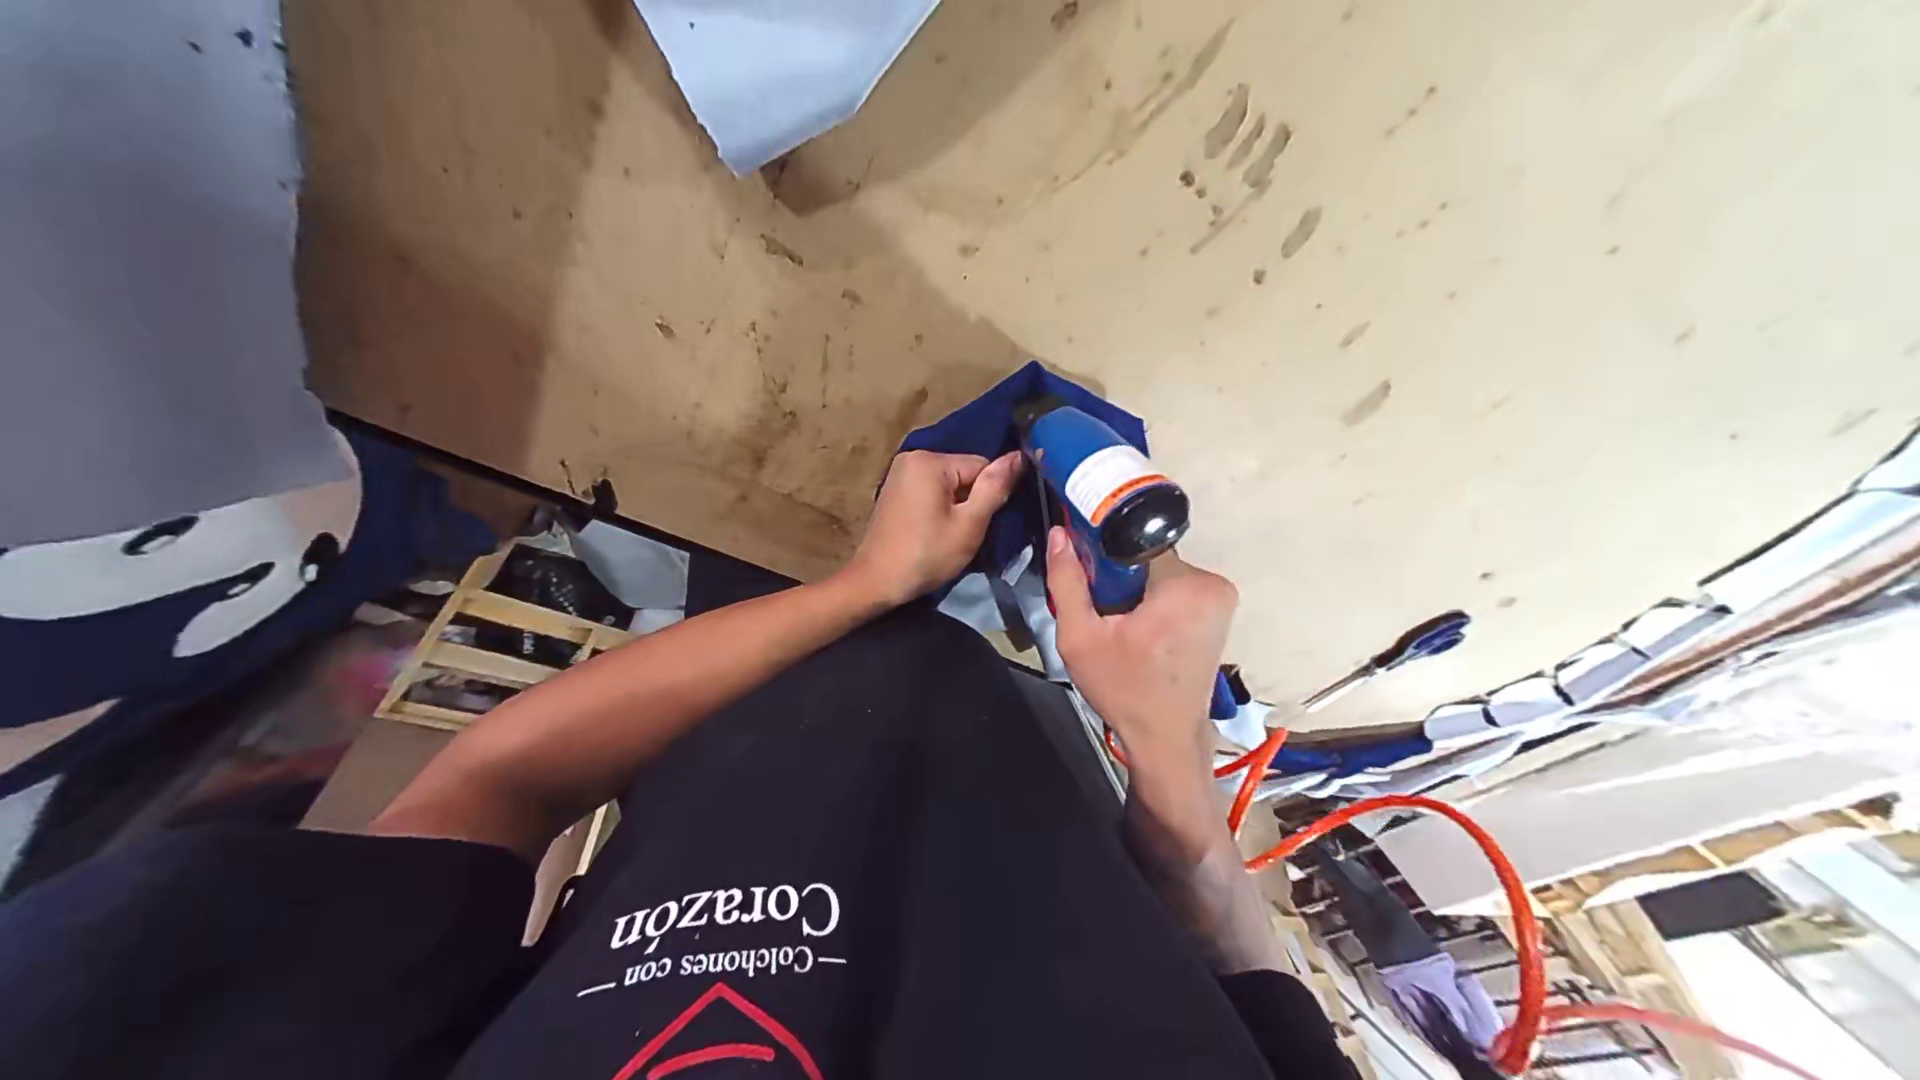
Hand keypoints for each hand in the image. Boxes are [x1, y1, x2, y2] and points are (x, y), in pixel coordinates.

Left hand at [837, 450, 1023, 607]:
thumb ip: (995, 487)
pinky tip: (935, 530)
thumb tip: (1019, 456)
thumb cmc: (926, 555)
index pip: (982, 465)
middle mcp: (912, 457)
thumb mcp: (969, 524)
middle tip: (967, 532)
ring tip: (951, 533)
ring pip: (950, 483)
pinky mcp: (895, 489)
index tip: (983, 523)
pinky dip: (940, 507)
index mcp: (929, 461)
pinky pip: (932, 490)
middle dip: (972, 500)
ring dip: (957, 505)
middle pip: (964, 472)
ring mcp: (900, 473)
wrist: (876, 582)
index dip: (990, 495)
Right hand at [1046, 527, 1237, 847]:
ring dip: (1134, 585)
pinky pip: (1173, 585)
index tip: (1083, 570)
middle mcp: (1211, 583)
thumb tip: (1060, 532)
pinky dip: (1152, 596)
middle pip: (1146, 554)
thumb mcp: (1080, 638)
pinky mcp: (1220, 609)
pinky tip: (1136, 624)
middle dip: (1118, 573)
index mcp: (1183, 585)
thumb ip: (1067, 581)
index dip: (1101, 551)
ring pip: (1158, 568)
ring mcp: (1220, 596)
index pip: (1132, 539)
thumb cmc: (1123, 690)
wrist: (1165, 737)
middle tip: (1099, 606)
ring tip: (1116, 619)